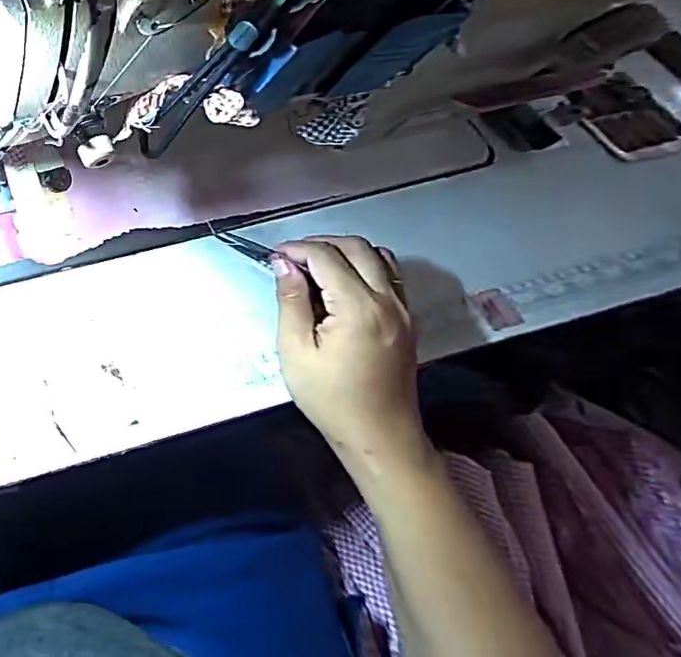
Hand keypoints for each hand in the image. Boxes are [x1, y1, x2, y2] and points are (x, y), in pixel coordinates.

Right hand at [273, 235, 431, 479]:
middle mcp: (388, 303)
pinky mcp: (407, 320)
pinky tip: (338, 283)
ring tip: (313, 267)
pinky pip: (389, 275)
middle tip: (290, 259)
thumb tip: (284, 264)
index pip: (325, 256)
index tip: (273, 258)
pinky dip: (363, 266)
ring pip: (378, 256)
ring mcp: (403, 311)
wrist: (379, 436)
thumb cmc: (329, 397)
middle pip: (356, 247)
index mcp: (359, 309)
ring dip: (343, 251)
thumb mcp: (295, 349)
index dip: (295, 249)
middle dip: (319, 243)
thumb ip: (290, 300)